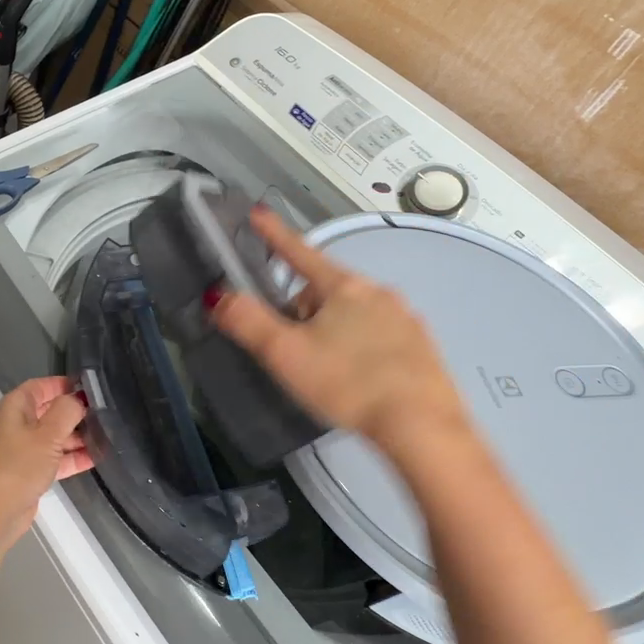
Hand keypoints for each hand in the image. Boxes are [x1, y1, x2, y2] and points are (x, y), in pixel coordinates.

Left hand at [0, 376, 93, 537]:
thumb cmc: (20, 464)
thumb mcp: (48, 434)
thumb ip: (66, 411)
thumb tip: (78, 400)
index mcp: (16, 406)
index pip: (41, 386)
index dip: (63, 384)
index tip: (90, 388)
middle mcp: (18, 423)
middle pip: (49, 410)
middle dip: (74, 411)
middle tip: (104, 412)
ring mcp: (24, 448)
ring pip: (54, 435)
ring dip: (77, 436)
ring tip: (107, 435)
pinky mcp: (30, 470)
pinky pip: (55, 457)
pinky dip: (72, 457)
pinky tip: (97, 457)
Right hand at [211, 208, 470, 454]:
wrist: (425, 430)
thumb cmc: (349, 384)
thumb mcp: (285, 353)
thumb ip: (247, 321)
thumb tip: (219, 295)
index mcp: (344, 287)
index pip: (299, 253)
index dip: (274, 235)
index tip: (258, 213)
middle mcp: (379, 294)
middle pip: (326, 289)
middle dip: (304, 309)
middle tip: (293, 346)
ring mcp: (407, 321)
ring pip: (354, 314)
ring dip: (334, 330)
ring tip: (327, 370)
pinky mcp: (425, 352)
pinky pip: (380, 338)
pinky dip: (362, 350)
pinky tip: (359, 381)